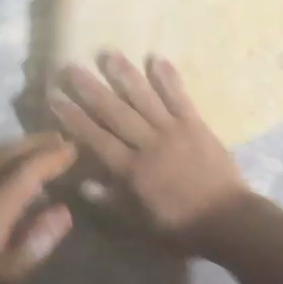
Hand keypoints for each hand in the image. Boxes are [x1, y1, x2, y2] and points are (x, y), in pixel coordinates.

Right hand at [51, 52, 250, 253]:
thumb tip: (81, 182)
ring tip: (108, 54)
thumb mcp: (140, 225)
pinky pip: (179, 97)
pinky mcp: (195, 123)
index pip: (96, 139)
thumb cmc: (180, 228)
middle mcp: (148, 144)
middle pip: (115, 113)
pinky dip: (168, 78)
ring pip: (144, 98)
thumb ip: (111, 202)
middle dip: (91, 90)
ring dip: (125, 75)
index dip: (74, 118)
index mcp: (132, 171)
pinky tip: (155, 58)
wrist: (227, 219)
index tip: (55, 97)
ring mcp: (173, 130)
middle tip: (71, 68)